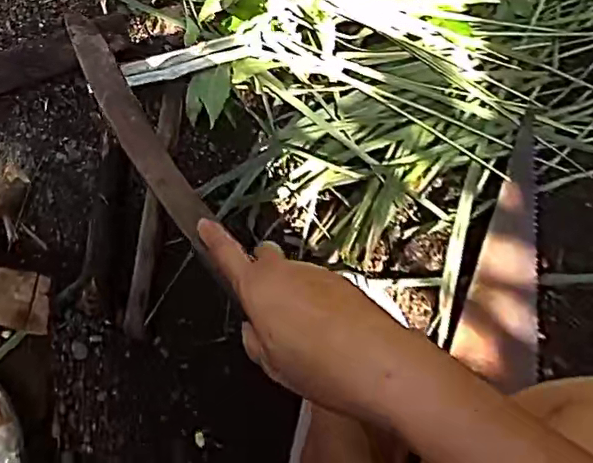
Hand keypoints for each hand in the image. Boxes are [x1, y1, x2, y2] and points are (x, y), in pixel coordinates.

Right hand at [199, 217, 437, 427]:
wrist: (388, 367)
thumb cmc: (325, 368)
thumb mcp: (274, 366)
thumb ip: (255, 342)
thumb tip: (255, 332)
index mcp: (256, 286)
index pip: (226, 253)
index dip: (212, 238)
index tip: (204, 224)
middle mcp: (284, 271)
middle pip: (264, 259)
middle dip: (264, 275)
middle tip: (272, 309)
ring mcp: (316, 274)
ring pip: (297, 278)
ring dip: (299, 298)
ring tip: (315, 342)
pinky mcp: (345, 284)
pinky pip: (324, 291)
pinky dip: (325, 309)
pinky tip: (337, 342)